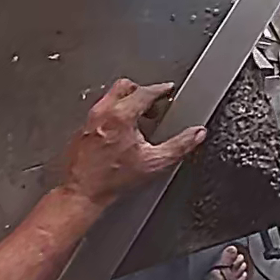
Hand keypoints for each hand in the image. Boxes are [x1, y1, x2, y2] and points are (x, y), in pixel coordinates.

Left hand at [58, 79, 206, 207]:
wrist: (83, 192)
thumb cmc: (112, 179)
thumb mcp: (155, 163)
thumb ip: (180, 146)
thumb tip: (197, 134)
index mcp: (121, 116)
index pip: (145, 92)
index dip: (160, 89)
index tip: (168, 89)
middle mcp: (103, 112)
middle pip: (125, 86)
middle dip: (142, 92)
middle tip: (154, 105)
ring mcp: (91, 119)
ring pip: (112, 97)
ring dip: (128, 102)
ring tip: (140, 119)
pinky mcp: (83, 128)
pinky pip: (102, 110)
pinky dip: (115, 113)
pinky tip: (123, 131)